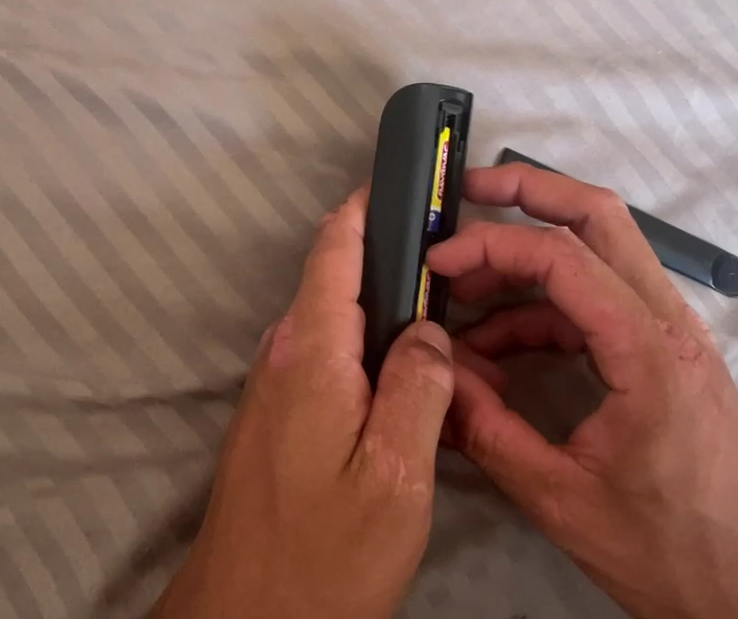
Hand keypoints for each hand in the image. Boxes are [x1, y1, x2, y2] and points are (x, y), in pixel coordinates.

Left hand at [151, 186, 454, 618]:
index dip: (371, 205)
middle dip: (396, 268)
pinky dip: (370, 354)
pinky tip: (409, 387)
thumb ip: (418, 388)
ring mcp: (275, 382)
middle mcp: (285, 351)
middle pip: (341, 279)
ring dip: (387, 318)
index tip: (411, 183)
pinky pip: (330, 358)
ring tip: (450, 334)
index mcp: (312, 349)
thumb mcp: (394, 475)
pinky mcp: (277, 412)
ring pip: (339, 321)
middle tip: (462, 275)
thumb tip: (428, 327)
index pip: (336, 245)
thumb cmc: (323, 553)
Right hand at [429, 163, 737, 618]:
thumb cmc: (670, 551)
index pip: (562, 257)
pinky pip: (594, 300)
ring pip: (598, 247)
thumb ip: (488, 430)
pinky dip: (541, 309)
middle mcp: (667, 320)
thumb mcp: (561, 499)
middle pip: (598, 214)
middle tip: (464, 193)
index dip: (491, 245)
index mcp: (649, 351)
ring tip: (460, 296)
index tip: (437, 261)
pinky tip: (496, 349)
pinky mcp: (661, 348)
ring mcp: (669, 329)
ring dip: (526, 258)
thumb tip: (435, 374)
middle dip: (527, 190)